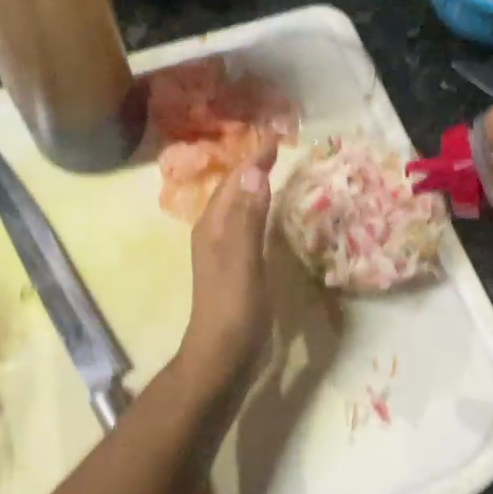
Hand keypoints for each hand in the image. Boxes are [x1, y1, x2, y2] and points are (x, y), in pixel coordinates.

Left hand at [179, 140, 277, 378]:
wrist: (221, 357)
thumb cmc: (232, 308)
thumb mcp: (243, 260)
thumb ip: (248, 217)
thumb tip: (254, 171)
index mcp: (214, 226)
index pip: (234, 181)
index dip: (254, 158)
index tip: (277, 137)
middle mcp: (214, 233)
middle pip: (233, 191)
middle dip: (252, 168)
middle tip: (279, 149)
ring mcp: (223, 252)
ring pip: (239, 208)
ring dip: (255, 188)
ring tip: (276, 172)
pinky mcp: (235, 269)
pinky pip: (247, 227)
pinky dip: (260, 212)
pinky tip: (272, 218)